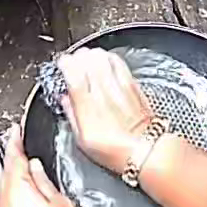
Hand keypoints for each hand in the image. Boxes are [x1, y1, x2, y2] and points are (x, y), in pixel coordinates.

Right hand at [57, 48, 156, 174]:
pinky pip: (117, 61)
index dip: (65, 63)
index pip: (73, 74)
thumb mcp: (83, 141)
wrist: (145, 151)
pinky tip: (104, 62)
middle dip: (76, 57)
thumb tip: (63, 98)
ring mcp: (118, 86)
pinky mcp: (131, 83)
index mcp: (88, 107)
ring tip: (87, 61)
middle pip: (86, 60)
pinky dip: (107, 57)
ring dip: (91, 55)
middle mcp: (102, 92)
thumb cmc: (114, 150)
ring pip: (102, 57)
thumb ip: (71, 115)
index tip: (61, 64)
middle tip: (72, 63)